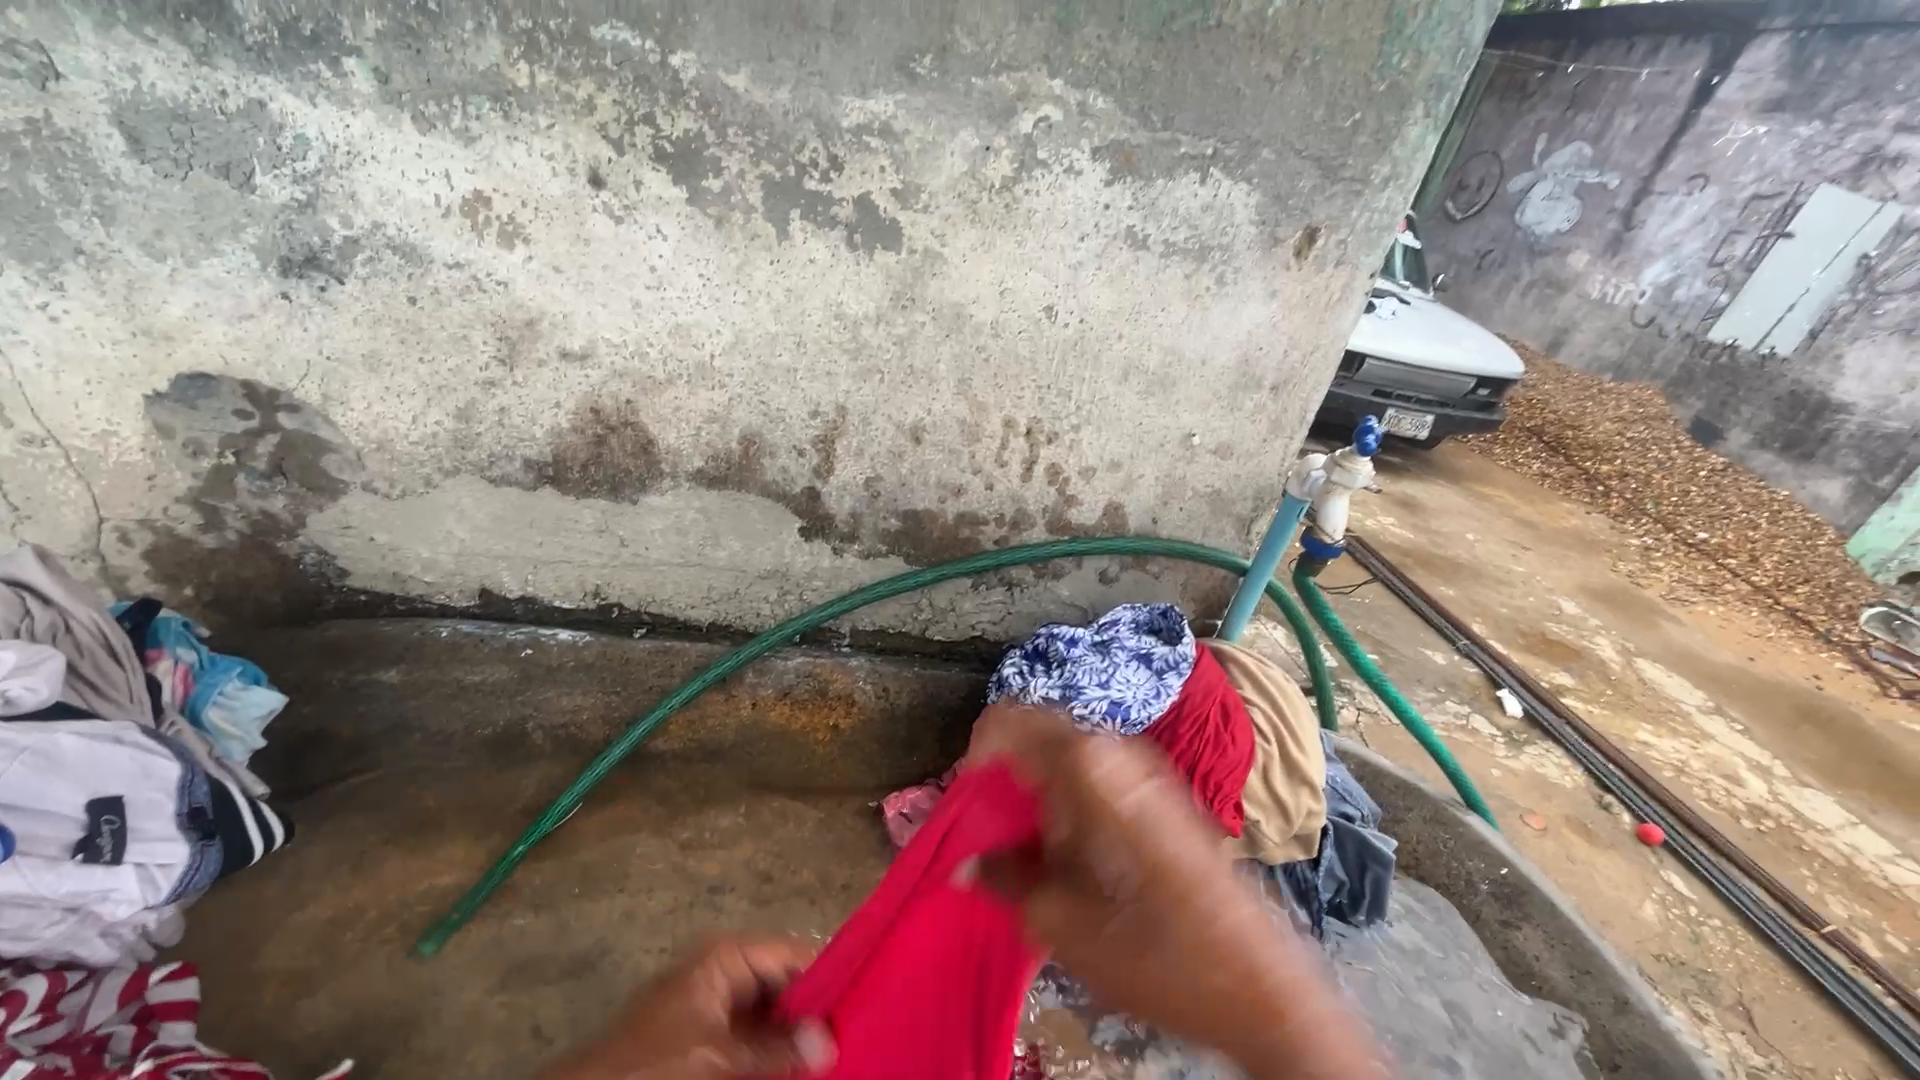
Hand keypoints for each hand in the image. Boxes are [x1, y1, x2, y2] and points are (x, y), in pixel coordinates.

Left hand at [542, 936, 836, 1079]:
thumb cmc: (651, 1065)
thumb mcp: (717, 1057)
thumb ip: (775, 1049)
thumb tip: (831, 1042)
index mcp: (726, 956)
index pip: (793, 952)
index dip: (828, 976)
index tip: (864, 1000)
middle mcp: (725, 970)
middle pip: (786, 980)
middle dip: (815, 1008)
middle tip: (855, 1032)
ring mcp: (715, 1004)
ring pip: (773, 1012)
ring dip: (797, 1035)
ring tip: (838, 1051)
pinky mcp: (708, 1036)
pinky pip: (754, 1036)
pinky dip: (775, 1052)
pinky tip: (799, 1068)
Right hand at [976, 707, 1385, 1078]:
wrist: (1261, 986)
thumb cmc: (1157, 953)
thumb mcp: (1062, 923)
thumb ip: (1005, 877)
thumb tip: (965, 862)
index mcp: (1089, 765)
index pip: (1009, 719)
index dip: (975, 756)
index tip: (965, 805)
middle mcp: (1118, 751)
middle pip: (1037, 736)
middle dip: (1003, 779)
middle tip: (987, 835)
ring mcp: (1145, 771)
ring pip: (1066, 759)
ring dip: (1035, 793)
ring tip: (1024, 852)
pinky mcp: (1161, 797)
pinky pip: (1096, 780)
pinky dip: (1067, 804)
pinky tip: (1069, 857)